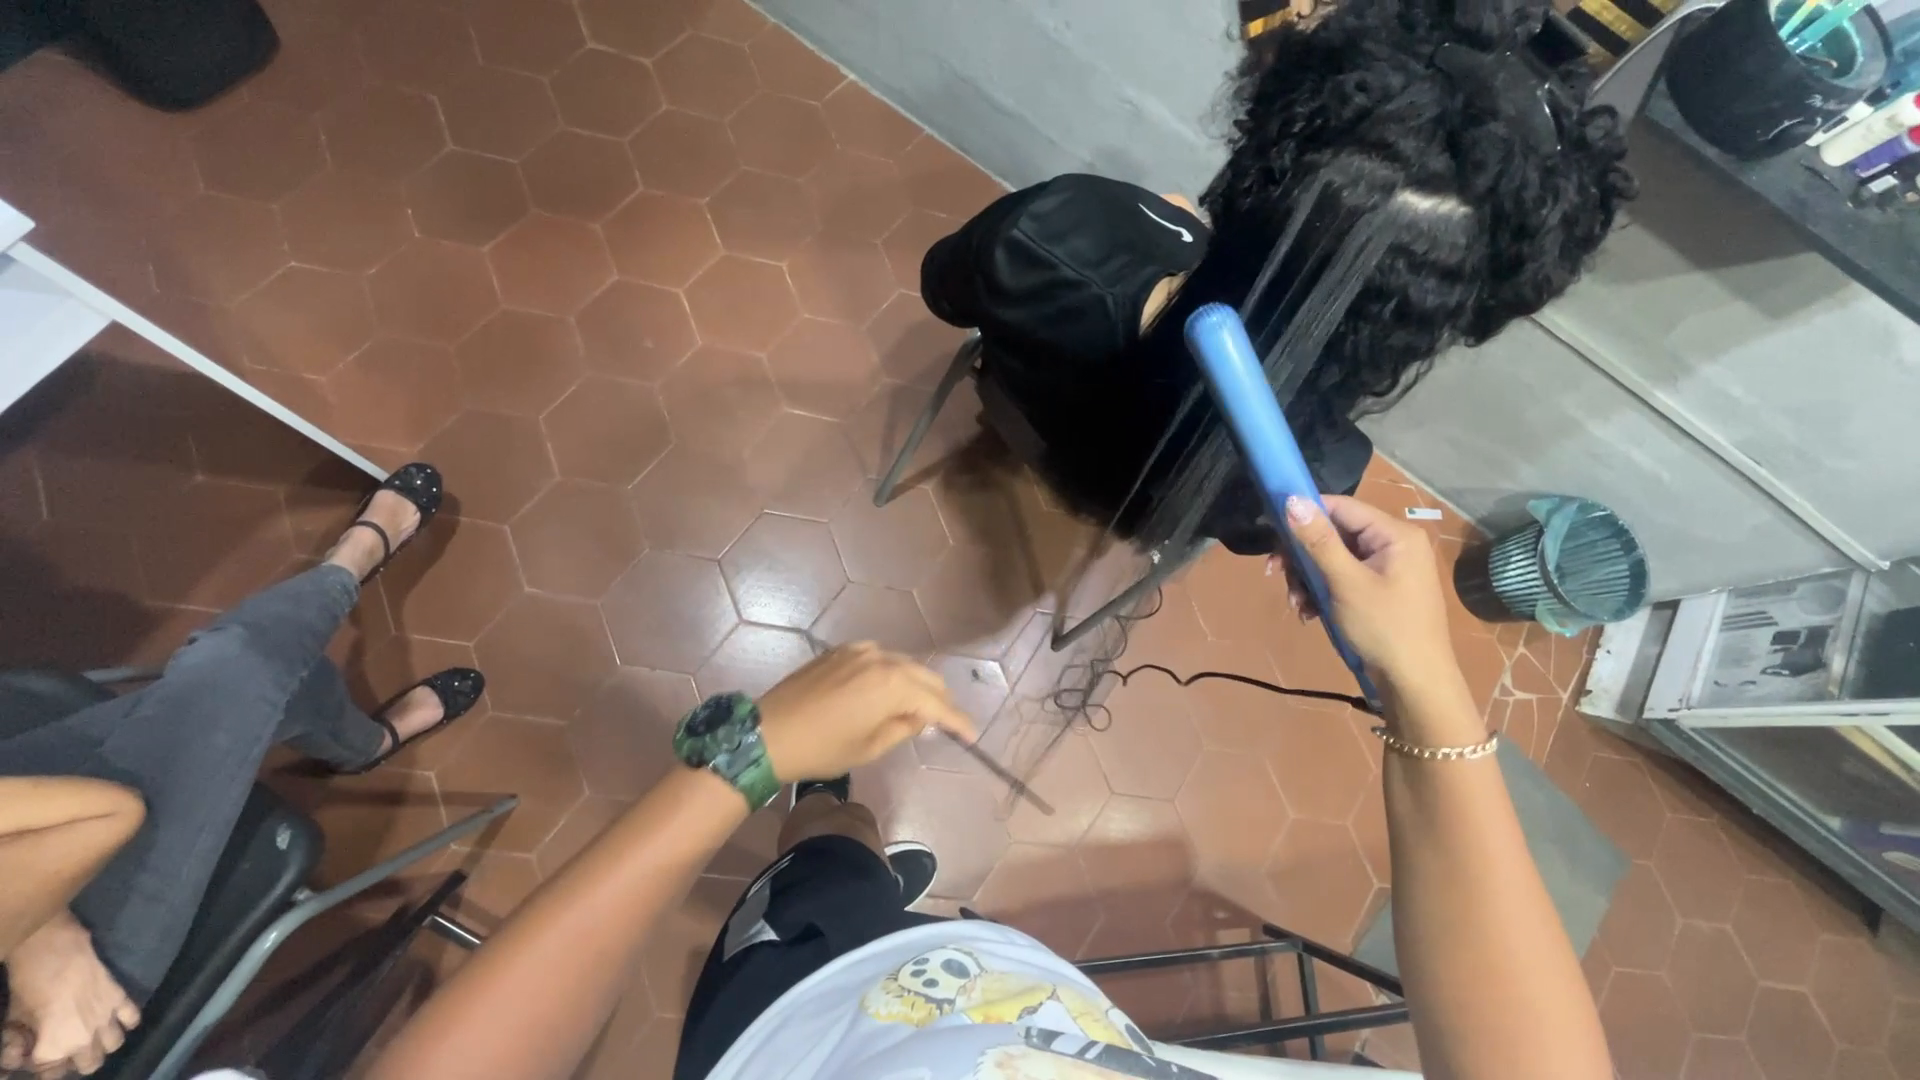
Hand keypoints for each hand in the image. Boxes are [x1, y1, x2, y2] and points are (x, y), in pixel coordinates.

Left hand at [2, 911, 139, 1076]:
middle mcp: (87, 1039)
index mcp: (56, 1049)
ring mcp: (108, 1017)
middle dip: (73, 1064)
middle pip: (90, 1064)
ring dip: (100, 1046)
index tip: (33, 1060)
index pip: (52, 1074)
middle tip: (58, 1054)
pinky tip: (112, 1022)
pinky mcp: (121, 999)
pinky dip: (125, 1024)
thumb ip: (17, 1047)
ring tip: (86, 1041)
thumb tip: (22, 1057)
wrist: (57, 955)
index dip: (40, 1070)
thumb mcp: (11, 1024)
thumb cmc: (28, 991)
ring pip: (114, 1045)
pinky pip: (132, 1018)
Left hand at [757, 643, 976, 782]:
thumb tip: (920, 717)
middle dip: (940, 699)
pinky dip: (891, 674)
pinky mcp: (840, 650)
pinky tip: (887, 692)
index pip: (937, 703)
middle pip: (925, 676)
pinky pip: (879, 658)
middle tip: (947, 722)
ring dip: (916, 684)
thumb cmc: (821, 748)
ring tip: (919, 708)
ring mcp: (860, 650)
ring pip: (903, 664)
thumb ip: (903, 727)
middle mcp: (882, 659)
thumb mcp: (869, 747)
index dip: (957, 721)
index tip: (971, 735)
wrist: (768, 732)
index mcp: (893, 685)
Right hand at [1280, 494, 1457, 688]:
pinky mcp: (1378, 589)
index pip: (1340, 507)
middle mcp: (1393, 544)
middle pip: (1333, 533)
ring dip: (1306, 578)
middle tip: (1276, 575)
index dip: (1304, 515)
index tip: (1271, 533)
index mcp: (1395, 535)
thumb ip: (1318, 540)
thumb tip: (1291, 500)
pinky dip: (1320, 591)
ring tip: (1296, 604)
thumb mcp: (1345, 583)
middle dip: (1302, 556)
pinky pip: (1340, 577)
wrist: (1414, 683)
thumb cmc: (1384, 628)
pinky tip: (1309, 612)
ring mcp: (1386, 568)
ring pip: (1331, 558)